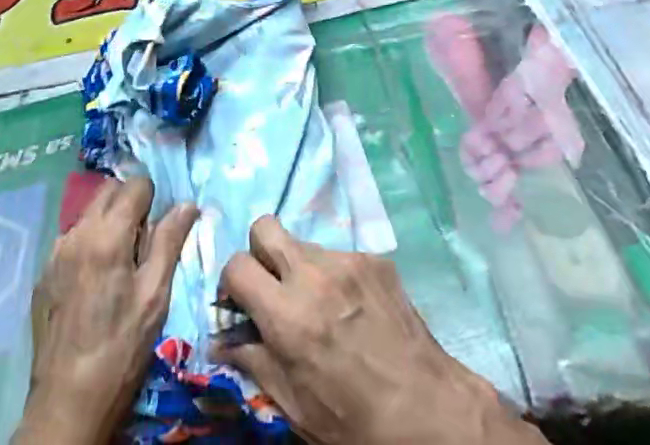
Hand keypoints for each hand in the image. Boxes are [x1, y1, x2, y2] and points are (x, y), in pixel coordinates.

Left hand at [13, 176, 198, 444]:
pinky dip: (89, 244)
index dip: (153, 198)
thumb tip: (187, 204)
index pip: (134, 185)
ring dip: (108, 222)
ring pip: (88, 214)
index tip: (160, 226)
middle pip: (107, 191)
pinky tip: (96, 282)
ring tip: (121, 264)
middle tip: (144, 241)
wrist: (68, 397)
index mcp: (106, 235)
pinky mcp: (44, 272)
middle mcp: (75, 232)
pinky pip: (71, 239)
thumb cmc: (120, 348)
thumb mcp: (154, 296)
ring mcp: (55, 251)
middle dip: (129, 203)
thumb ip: (168, 243)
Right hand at [216, 217, 544, 444]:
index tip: (241, 303)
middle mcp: (313, 274)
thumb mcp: (294, 404)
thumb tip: (219, 342)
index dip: (231, 284)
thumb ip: (253, 362)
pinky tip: (352, 308)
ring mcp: (347, 262)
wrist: (431, 413)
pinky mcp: (375, 260)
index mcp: (287, 313)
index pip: (236, 265)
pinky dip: (335, 276)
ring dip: (299, 265)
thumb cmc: (355, 421)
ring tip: (319, 303)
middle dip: (259, 253)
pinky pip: (339, 255)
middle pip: (263, 227)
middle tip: (272, 286)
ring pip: (303, 241)